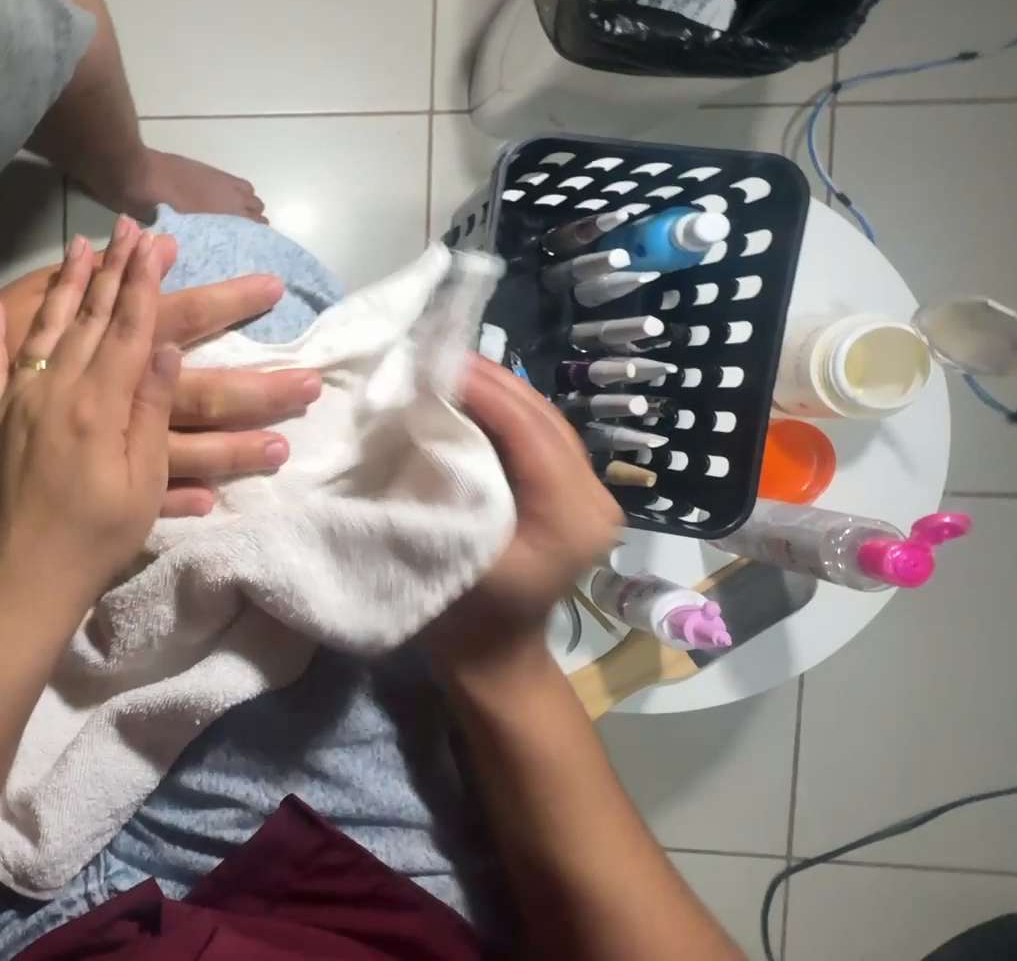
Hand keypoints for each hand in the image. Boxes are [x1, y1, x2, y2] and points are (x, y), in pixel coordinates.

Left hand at [0, 220, 322, 516]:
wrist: (27, 573)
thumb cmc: (98, 535)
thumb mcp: (143, 481)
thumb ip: (150, 410)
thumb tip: (162, 347)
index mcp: (99, 404)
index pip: (129, 329)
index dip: (142, 284)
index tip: (153, 243)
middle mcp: (56, 389)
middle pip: (90, 317)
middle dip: (111, 269)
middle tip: (124, 227)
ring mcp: (20, 400)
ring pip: (45, 328)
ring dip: (64, 284)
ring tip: (79, 243)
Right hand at [422, 356, 623, 672]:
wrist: (493, 659)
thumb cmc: (465, 614)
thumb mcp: (451, 550)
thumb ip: (447, 487)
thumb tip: (422, 421)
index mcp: (572, 514)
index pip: (530, 429)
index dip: (483, 390)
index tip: (432, 364)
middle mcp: (594, 497)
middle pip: (542, 417)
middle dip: (489, 380)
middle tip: (433, 357)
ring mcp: (588, 495)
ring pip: (541, 422)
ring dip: (494, 393)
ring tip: (445, 372)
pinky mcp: (570, 496)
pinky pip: (536, 439)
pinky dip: (500, 414)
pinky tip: (464, 404)